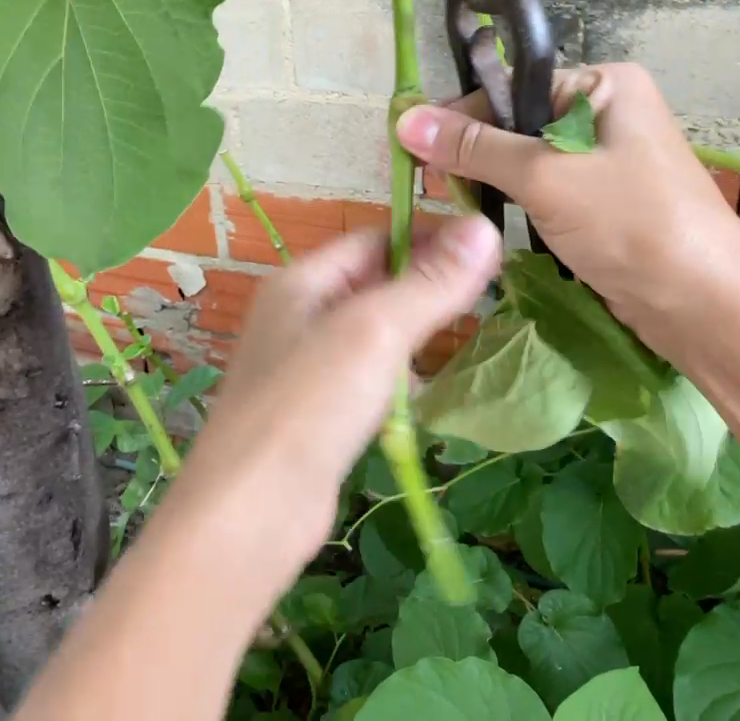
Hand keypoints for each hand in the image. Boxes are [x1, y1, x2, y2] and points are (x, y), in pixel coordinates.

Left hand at [179, 217, 500, 556]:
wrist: (252, 513)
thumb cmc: (310, 405)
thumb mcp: (375, 331)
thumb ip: (430, 283)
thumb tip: (485, 226)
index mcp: (300, 283)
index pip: (372, 240)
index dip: (425, 238)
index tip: (484, 249)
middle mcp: (298, 318)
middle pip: (373, 285)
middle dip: (425, 287)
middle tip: (487, 293)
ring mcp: (305, 369)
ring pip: (372, 336)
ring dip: (414, 334)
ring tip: (467, 336)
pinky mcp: (317, 415)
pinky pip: (367, 380)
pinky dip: (397, 380)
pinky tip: (426, 393)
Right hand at [395, 63, 739, 344]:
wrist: (704, 304)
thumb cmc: (630, 224)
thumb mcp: (545, 178)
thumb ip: (475, 149)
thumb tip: (405, 119)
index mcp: (602, 84)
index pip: (510, 88)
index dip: (461, 119)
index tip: (415, 153)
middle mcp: (605, 111)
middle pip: (515, 122)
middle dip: (475, 155)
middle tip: (437, 189)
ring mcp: (606, 158)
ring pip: (526, 160)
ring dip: (493, 183)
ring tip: (461, 208)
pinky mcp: (602, 200)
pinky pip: (545, 189)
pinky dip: (516, 204)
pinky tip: (492, 221)